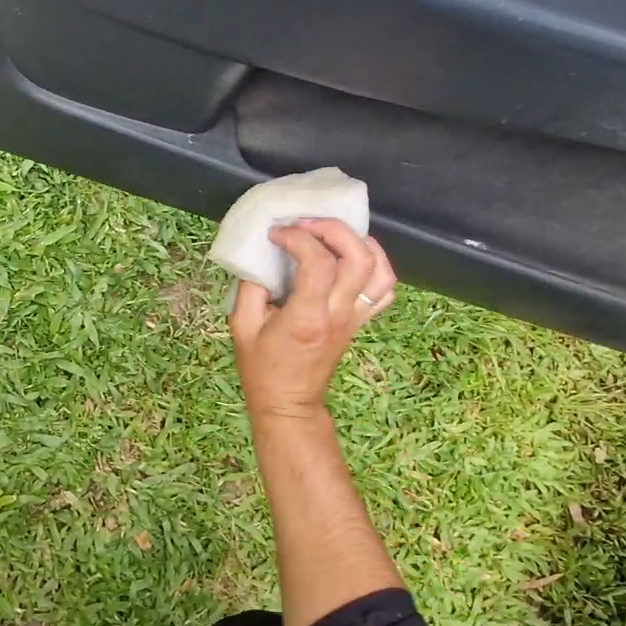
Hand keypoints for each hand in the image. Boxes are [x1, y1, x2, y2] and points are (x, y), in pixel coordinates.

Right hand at [229, 219, 395, 419]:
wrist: (289, 403)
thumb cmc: (261, 368)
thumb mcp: (241, 326)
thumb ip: (250, 287)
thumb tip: (261, 256)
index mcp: (307, 317)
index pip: (318, 263)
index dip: (298, 238)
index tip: (276, 234)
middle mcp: (339, 315)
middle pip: (358, 258)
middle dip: (334, 229)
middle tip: (306, 223)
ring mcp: (355, 318)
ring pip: (380, 270)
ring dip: (359, 242)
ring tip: (332, 233)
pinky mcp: (360, 321)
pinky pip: (384, 289)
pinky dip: (376, 264)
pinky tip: (354, 254)